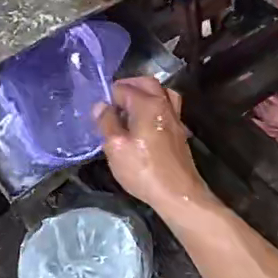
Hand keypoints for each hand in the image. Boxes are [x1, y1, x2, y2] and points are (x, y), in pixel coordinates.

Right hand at [93, 76, 216, 221]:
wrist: (177, 193)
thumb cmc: (143, 170)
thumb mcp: (115, 147)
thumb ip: (107, 123)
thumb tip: (100, 106)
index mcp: (147, 105)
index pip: (124, 88)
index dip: (109, 96)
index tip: (98, 109)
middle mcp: (164, 105)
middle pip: (147, 83)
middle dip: (128, 86)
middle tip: (112, 100)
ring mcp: (175, 118)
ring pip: (161, 93)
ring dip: (144, 93)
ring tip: (129, 107)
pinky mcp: (179, 132)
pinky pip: (167, 108)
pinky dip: (154, 106)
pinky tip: (145, 122)